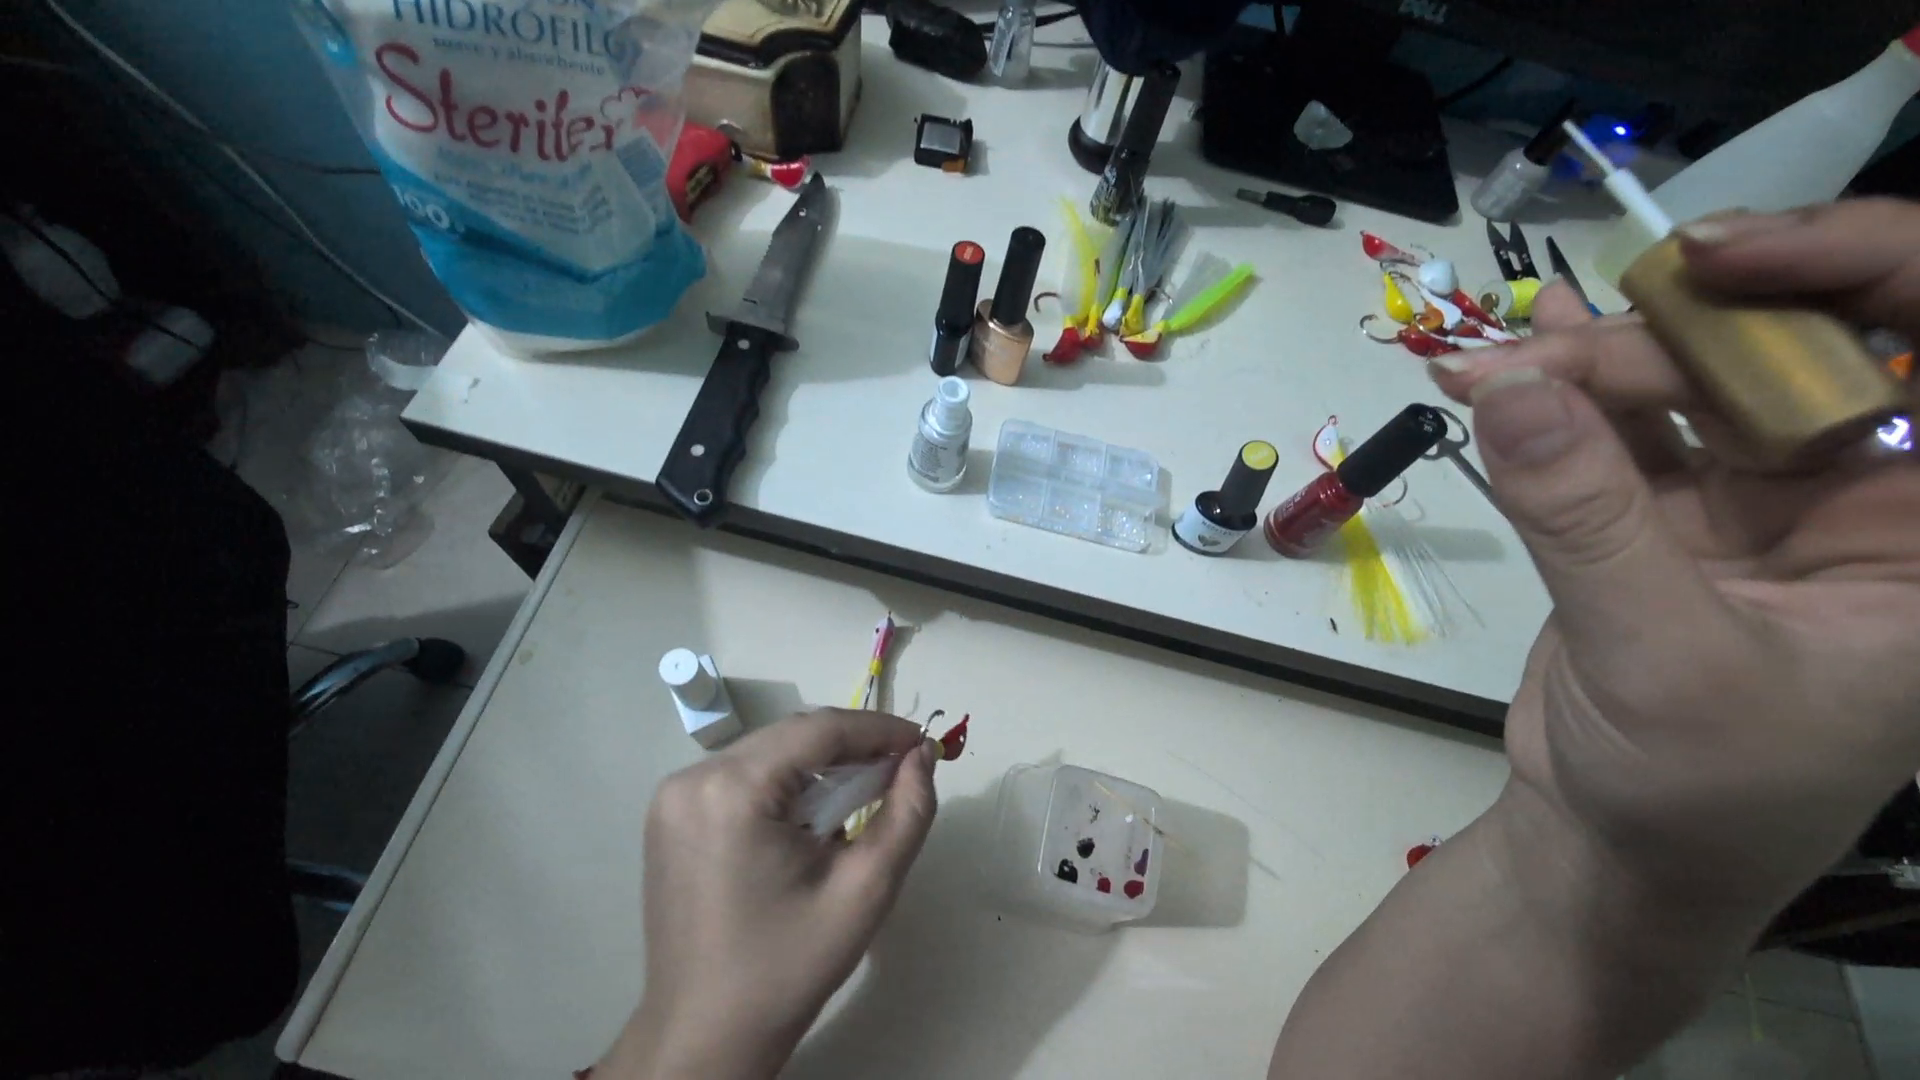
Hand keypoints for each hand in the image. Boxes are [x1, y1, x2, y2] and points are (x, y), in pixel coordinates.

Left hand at [599, 709, 937, 1079]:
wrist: (705, 1035)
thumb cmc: (789, 967)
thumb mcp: (865, 890)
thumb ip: (908, 812)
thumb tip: (923, 754)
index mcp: (732, 791)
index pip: (818, 730)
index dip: (878, 729)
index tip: (923, 744)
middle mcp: (692, 778)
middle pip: (791, 737)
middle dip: (852, 746)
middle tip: (902, 769)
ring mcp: (674, 796)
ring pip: (767, 753)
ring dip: (819, 764)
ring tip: (865, 791)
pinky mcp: (670, 815)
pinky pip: (742, 776)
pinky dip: (786, 783)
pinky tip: (814, 813)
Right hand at [1429, 198, 1919, 909]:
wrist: (1610, 844)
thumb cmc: (1694, 784)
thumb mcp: (1656, 654)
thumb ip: (1584, 518)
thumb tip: (1508, 390)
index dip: (1856, 269)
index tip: (1711, 257)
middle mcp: (1865, 494)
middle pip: (1773, 355)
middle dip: (1645, 345)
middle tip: (1516, 369)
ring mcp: (1753, 500)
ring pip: (1679, 386)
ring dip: (1575, 368)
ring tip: (1474, 374)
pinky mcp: (1659, 517)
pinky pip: (1616, 430)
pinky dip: (1560, 393)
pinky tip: (1513, 357)